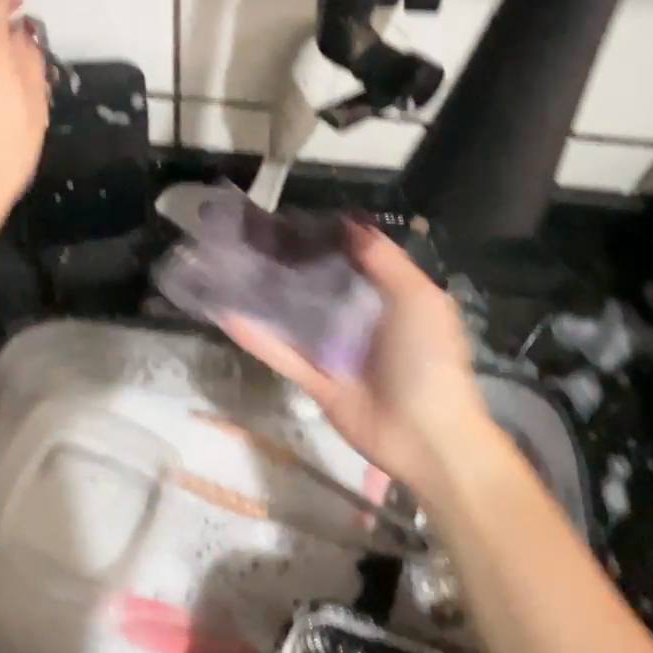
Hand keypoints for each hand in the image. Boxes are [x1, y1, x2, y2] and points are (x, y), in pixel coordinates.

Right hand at [216, 221, 492, 499]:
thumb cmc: (426, 358)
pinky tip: (226, 313)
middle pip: (320, 287)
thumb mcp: (417, 299)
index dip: (327, 238)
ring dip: (265, 298)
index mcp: (393, 298)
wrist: (425, 435)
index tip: (292, 217)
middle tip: (249, 237)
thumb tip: (348, 223)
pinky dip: (256, 337)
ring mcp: (337, 352)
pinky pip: (283, 354)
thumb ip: (383, 261)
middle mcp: (363, 321)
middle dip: (290, 264)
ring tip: (227, 269)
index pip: (356, 260)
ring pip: (295, 319)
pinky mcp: (316, 381)